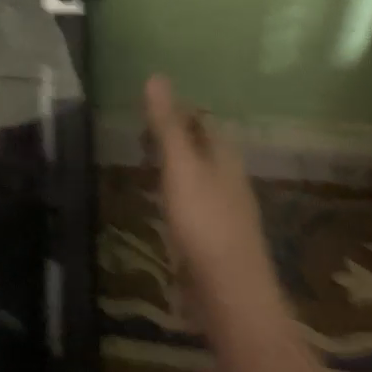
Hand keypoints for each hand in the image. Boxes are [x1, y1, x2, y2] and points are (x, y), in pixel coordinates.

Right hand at [143, 75, 280, 327]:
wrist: (232, 295)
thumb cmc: (205, 224)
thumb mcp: (181, 168)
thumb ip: (167, 125)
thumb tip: (156, 75)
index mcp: (225, 156)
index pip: (203, 119)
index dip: (178, 108)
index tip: (147, 104)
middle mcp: (230, 178)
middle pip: (202, 146)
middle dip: (175, 136)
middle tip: (139, 132)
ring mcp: (226, 211)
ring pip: (199, 176)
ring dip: (175, 166)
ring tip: (144, 163)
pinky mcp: (216, 239)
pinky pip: (194, 204)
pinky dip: (176, 195)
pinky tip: (161, 206)